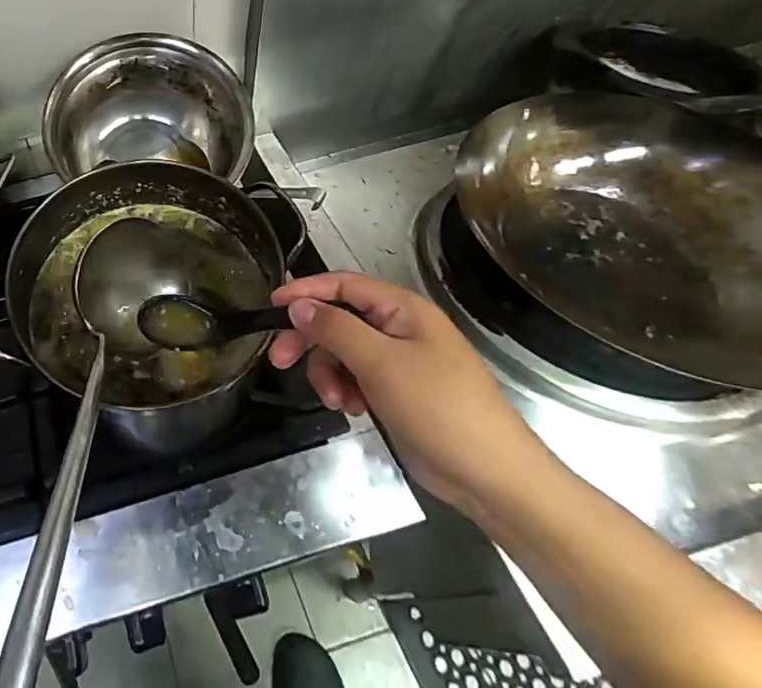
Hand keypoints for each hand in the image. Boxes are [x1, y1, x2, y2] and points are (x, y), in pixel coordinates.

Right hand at [267, 272, 553, 512]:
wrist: (489, 475)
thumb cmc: (438, 408)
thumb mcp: (380, 363)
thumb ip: (334, 328)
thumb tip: (297, 304)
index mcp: (403, 309)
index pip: (343, 285)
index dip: (305, 291)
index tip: (272, 305)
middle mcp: (399, 328)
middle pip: (338, 320)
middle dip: (310, 340)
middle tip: (281, 361)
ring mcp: (398, 361)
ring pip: (341, 352)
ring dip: (329, 373)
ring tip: (336, 401)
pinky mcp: (396, 390)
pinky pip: (355, 376)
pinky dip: (345, 389)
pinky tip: (352, 409)